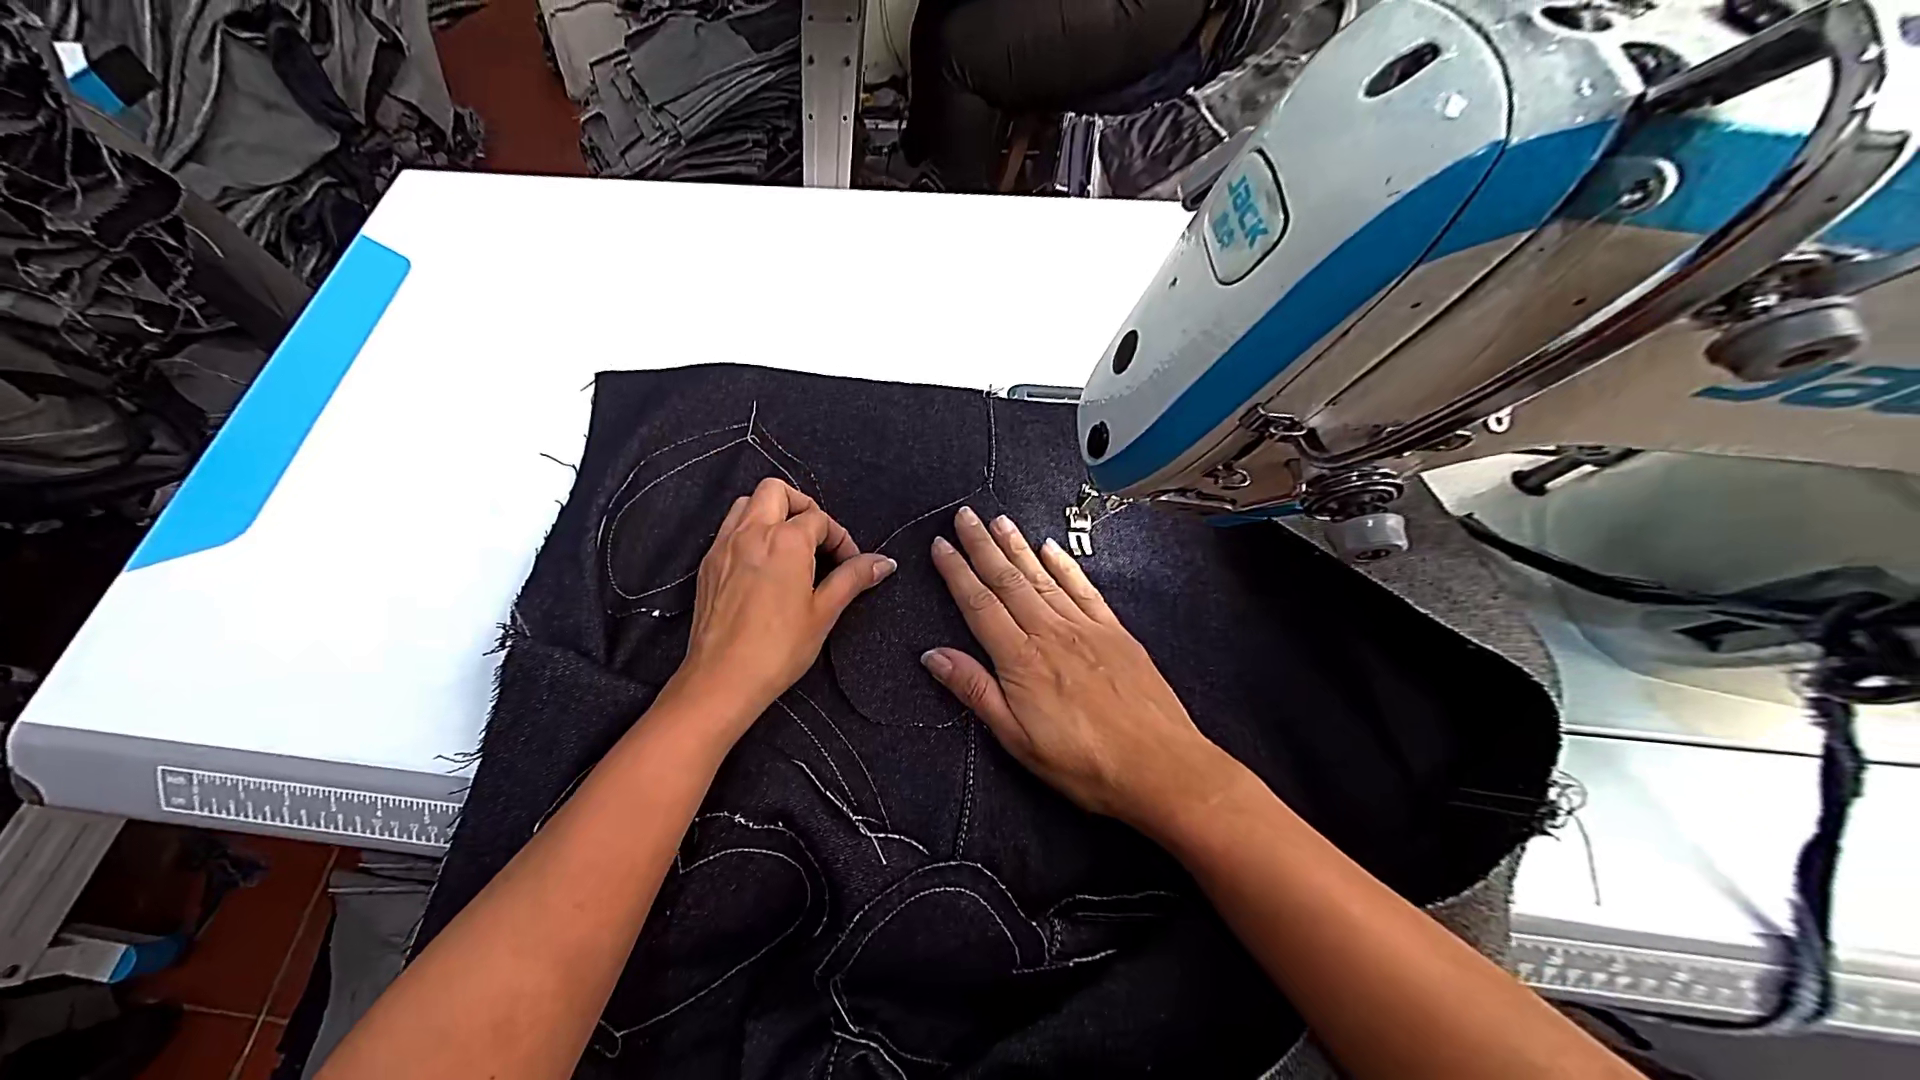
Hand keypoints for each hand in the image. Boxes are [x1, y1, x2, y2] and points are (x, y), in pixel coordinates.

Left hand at [663, 477, 895, 737]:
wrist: (723, 679)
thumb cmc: (776, 649)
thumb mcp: (825, 612)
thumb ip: (853, 578)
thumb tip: (882, 562)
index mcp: (785, 541)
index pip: (819, 519)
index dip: (840, 538)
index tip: (849, 563)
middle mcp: (751, 534)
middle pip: (777, 490)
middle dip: (803, 506)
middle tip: (818, 537)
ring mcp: (724, 547)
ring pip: (747, 503)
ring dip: (772, 512)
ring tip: (790, 545)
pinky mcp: (708, 565)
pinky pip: (728, 529)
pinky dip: (749, 531)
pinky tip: (763, 563)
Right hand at [920, 506, 1236, 829]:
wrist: (1160, 766)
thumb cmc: (1088, 763)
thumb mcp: (1016, 739)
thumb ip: (974, 691)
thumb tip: (935, 657)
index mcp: (1022, 660)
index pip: (979, 603)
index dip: (956, 571)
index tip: (941, 546)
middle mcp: (1051, 634)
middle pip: (1007, 579)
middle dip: (981, 544)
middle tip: (964, 516)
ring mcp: (1085, 628)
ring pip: (1041, 576)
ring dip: (1016, 545)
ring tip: (998, 521)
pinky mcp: (1114, 632)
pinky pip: (1083, 588)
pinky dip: (1064, 564)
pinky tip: (1050, 548)